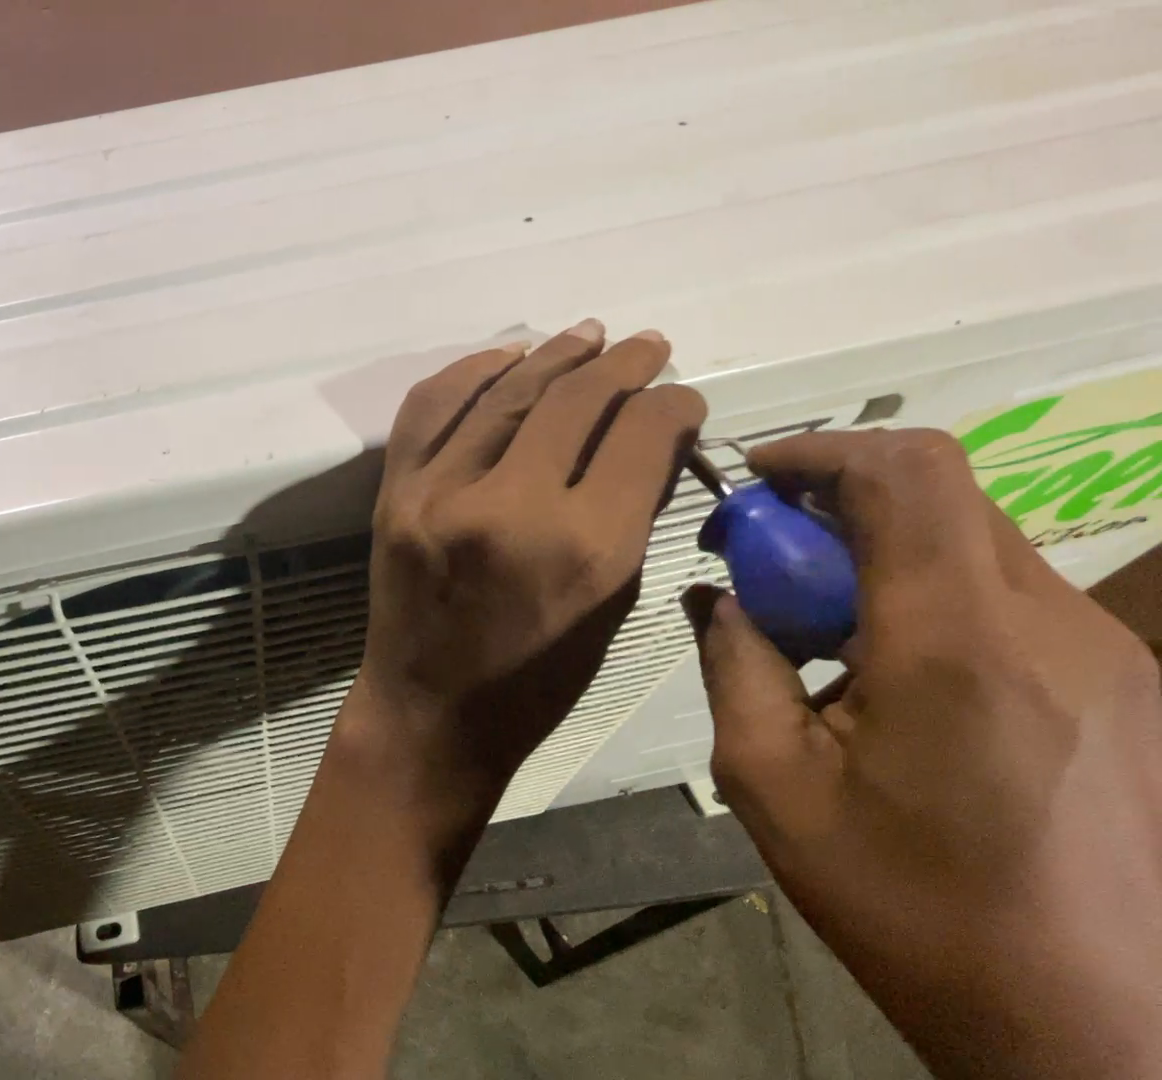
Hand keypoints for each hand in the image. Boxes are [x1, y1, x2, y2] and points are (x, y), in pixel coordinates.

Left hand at [344, 319, 704, 837]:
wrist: (427, 712)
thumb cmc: (534, 679)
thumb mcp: (610, 604)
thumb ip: (633, 513)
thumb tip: (652, 434)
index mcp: (584, 548)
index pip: (642, 435)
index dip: (671, 403)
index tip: (681, 395)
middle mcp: (508, 507)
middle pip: (573, 401)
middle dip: (620, 365)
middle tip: (643, 346)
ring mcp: (437, 494)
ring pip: (503, 393)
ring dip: (550, 355)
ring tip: (585, 336)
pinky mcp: (392, 494)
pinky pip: (428, 408)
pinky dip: (469, 372)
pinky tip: (505, 357)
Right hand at [687, 429, 1161, 1079]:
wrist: (1091, 1022)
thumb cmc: (905, 899)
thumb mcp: (768, 783)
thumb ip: (735, 666)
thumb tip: (720, 599)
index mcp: (957, 644)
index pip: (908, 472)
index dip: (821, 448)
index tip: (750, 482)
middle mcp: (1050, 625)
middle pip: (940, 495)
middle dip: (832, 504)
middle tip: (761, 564)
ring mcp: (1105, 653)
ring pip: (974, 541)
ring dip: (878, 552)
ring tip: (816, 628)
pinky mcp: (1124, 685)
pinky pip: (1007, 594)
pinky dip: (925, 593)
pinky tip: (886, 671)